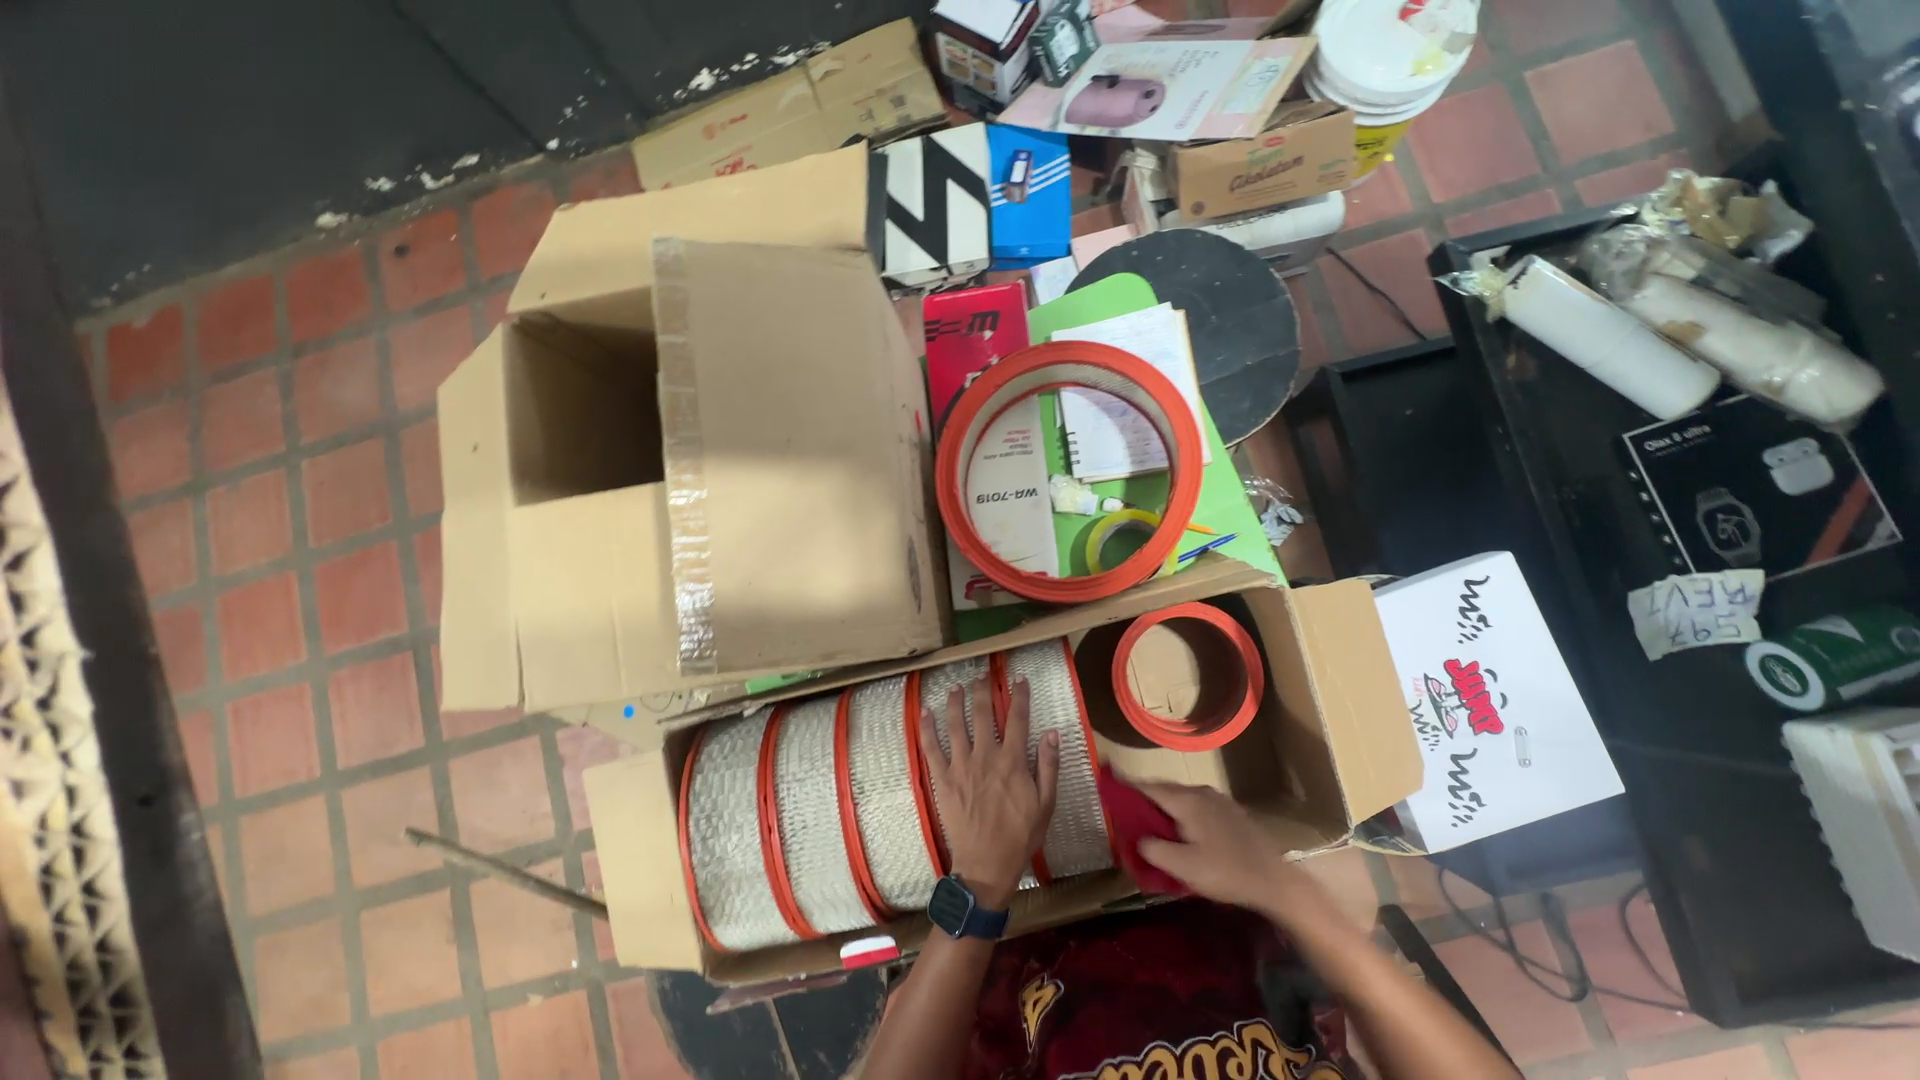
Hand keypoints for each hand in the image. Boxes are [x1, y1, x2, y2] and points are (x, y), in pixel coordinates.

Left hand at [918, 676, 1059, 909]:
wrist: (987, 863)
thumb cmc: (1021, 835)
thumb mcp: (1046, 803)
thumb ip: (1049, 766)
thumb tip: (1052, 733)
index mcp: (1013, 760)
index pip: (1018, 718)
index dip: (1019, 695)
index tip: (1020, 679)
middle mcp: (985, 756)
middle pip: (983, 713)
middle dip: (983, 690)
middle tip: (983, 675)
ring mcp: (960, 766)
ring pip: (955, 724)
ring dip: (955, 701)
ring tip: (956, 686)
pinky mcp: (942, 779)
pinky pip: (931, 748)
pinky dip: (926, 728)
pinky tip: (924, 712)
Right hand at [1134, 782, 1332, 926]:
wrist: (1275, 881)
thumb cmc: (1226, 872)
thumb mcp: (1182, 867)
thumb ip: (1154, 850)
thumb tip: (1140, 840)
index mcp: (1186, 801)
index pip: (1148, 787)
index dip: (1126, 785)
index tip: (1108, 780)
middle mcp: (1201, 793)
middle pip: (1165, 791)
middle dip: (1144, 799)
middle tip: (1126, 812)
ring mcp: (1219, 801)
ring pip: (1182, 799)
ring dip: (1165, 809)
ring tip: (1152, 825)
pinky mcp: (1232, 814)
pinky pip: (1196, 808)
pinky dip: (1182, 815)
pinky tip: (1182, 833)